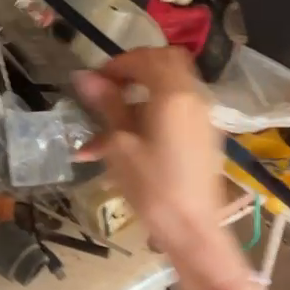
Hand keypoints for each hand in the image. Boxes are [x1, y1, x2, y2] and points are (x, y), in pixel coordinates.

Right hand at [73, 47, 232, 263]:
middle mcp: (193, 97)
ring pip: (171, 88)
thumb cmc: (152, 188)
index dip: (116, 64)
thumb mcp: (121, 146)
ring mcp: (203, 116)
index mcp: (173, 95)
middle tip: (108, 89)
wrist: (194, 230)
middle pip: (165, 63)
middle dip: (134, 70)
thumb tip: (84, 76)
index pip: (146, 58)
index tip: (93, 82)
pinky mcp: (205, 136)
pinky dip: (153, 113)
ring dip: (140, 95)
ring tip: (108, 127)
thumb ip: (107, 106)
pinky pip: (178, 109)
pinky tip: (129, 142)